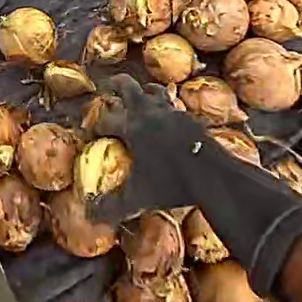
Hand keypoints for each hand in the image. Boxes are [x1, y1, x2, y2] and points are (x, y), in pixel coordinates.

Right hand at [82, 75, 216, 219]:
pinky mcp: (189, 117)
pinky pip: (173, 105)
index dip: (93, 126)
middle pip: (127, 86)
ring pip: (154, 90)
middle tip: (108, 88)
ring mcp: (171, 112)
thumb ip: (113, 206)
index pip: (104, 120)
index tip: (89, 134)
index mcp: (131, 126)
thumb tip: (90, 216)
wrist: (213, 174)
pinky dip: (166, 108)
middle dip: (115, 85)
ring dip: (144, 92)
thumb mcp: (138, 198)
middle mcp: (148, 112)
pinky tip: (168, 119)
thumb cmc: (171, 183)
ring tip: (140, 98)